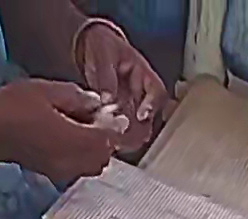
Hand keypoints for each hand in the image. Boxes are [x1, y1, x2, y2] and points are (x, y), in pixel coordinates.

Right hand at [0, 79, 118, 186]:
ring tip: (84, 130)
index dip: (114, 129)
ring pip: (92, 166)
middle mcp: (72, 161)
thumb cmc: (15, 107)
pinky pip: (78, 169)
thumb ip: (77, 98)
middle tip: (100, 121)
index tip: (117, 117)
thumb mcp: (48, 91)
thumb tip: (95, 103)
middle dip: (105, 141)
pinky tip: (71, 140)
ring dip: (94, 151)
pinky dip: (82, 156)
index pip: (106, 140)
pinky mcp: (54, 175)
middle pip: (102, 157)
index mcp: (73, 140)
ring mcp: (64, 171)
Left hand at [76, 23, 166, 153]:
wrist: (90, 47)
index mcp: (142, 73)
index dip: (153, 105)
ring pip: (138, 125)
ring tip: (121, 143)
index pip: (157, 91)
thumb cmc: (101, 45)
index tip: (142, 115)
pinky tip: (112, 142)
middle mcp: (140, 92)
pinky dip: (120, 136)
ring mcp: (131, 104)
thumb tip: (108, 98)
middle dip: (141, 129)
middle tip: (130, 137)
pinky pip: (124, 127)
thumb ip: (106, 76)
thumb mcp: (103, 54)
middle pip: (149, 115)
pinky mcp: (120, 113)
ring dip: (131, 136)